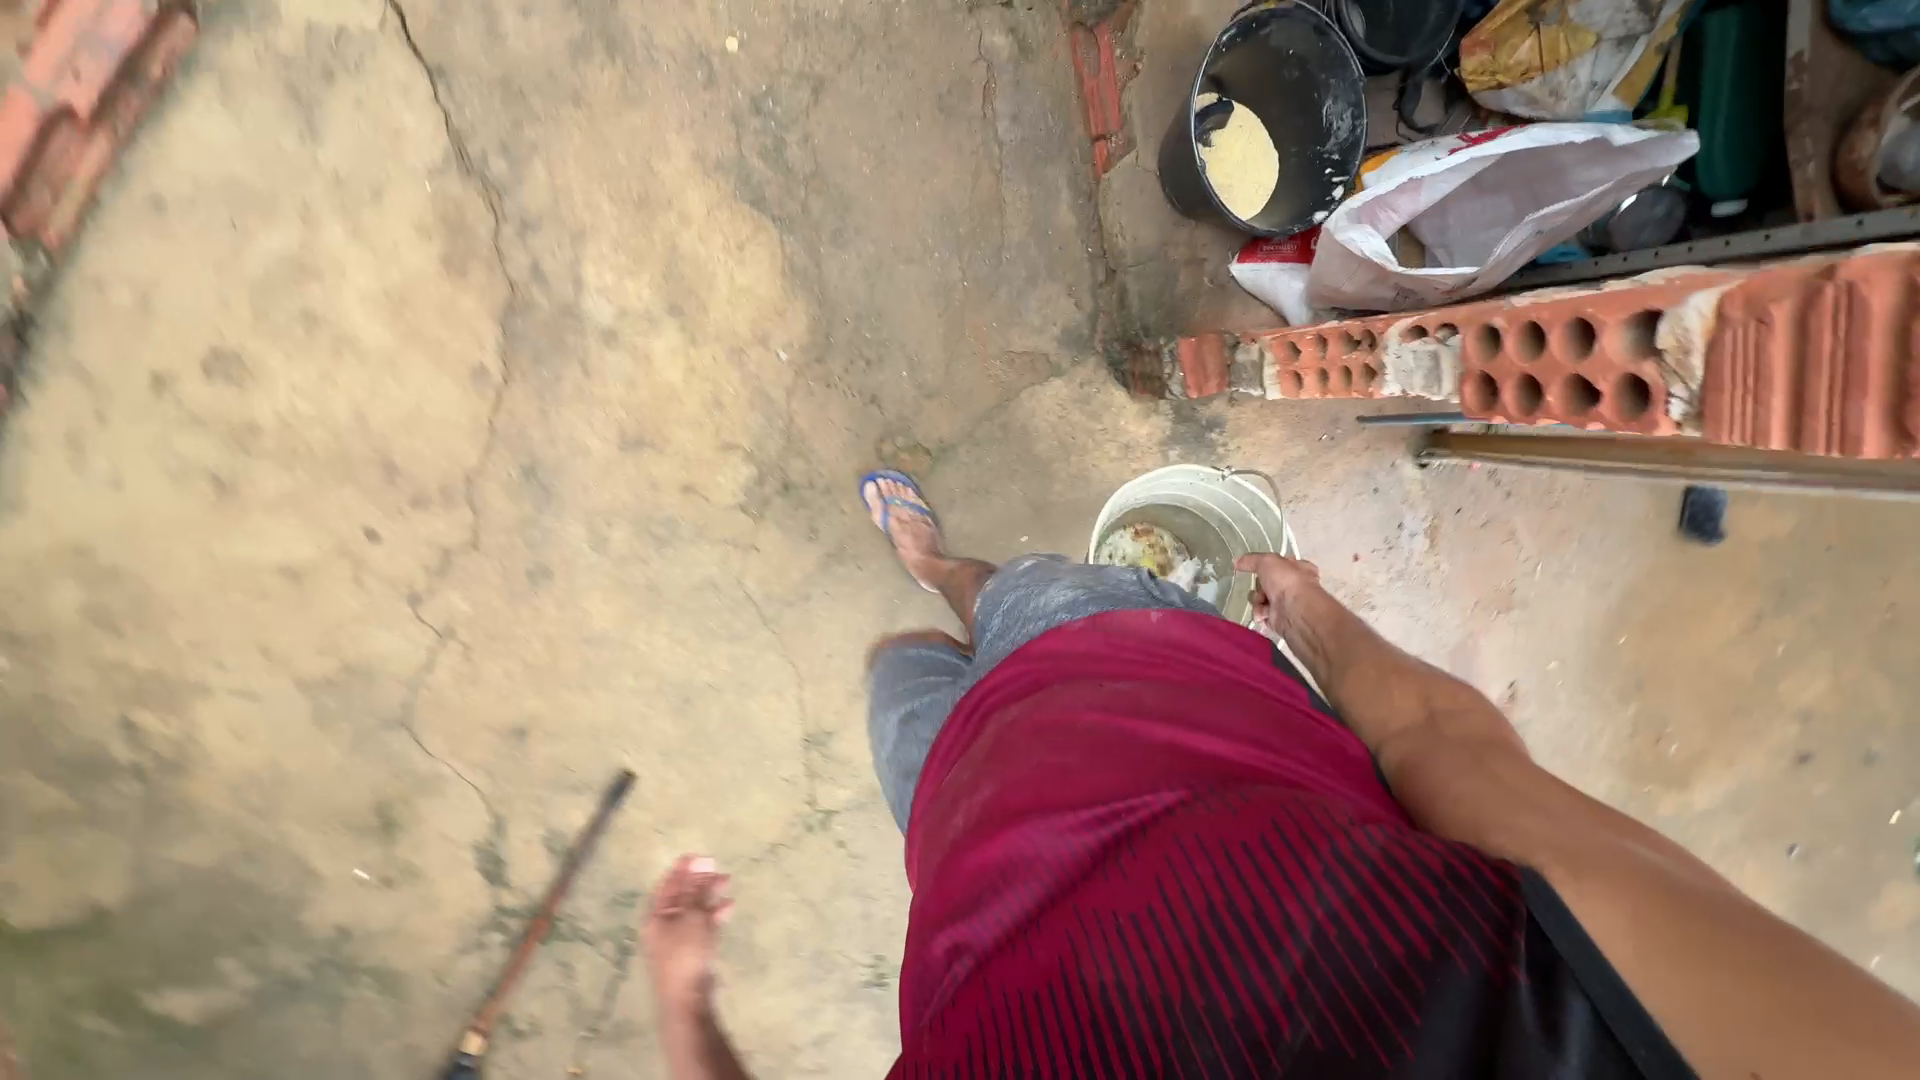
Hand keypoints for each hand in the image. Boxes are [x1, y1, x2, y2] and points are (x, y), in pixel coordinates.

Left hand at [643, 855, 732, 1011]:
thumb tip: (701, 863)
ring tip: (727, 882)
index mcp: (655, 916)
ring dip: (709, 894)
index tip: (699, 855)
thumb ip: (697, 889)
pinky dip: (714, 914)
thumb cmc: (685, 953)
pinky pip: (702, 925)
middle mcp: (663, 926)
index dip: (682, 868)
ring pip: (694, 909)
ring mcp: (677, 940)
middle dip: (699, 880)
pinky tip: (728, 908)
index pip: (667, 885)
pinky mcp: (691, 952)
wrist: (687, 1000)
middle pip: (681, 895)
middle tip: (717, 867)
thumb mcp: (692, 915)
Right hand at [1234, 553, 1320, 632]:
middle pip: (1267, 583)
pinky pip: (1261, 613)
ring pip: (1261, 598)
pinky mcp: (1278, 618)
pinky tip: (1264, 612)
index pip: (1282, 565)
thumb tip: (1236, 561)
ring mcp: (1287, 603)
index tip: (1258, 567)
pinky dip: (1260, 612)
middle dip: (1259, 585)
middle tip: (1261, 587)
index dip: (1269, 566)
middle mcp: (1294, 586)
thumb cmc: (1286, 580)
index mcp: (1299, 569)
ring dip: (1257, 599)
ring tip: (1262, 601)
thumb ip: (1251, 560)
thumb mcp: (1266, 561)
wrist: (1294, 610)